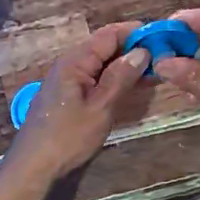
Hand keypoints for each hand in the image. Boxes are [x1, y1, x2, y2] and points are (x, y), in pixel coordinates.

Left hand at [4, 22, 148, 185]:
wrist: (35, 166)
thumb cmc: (68, 137)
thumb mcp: (100, 107)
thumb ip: (120, 77)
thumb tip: (142, 51)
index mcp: (75, 61)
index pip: (110, 34)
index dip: (136, 33)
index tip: (163, 37)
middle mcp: (70, 64)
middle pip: (106, 47)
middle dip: (134, 50)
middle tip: (165, 57)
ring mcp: (68, 81)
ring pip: (102, 65)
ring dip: (126, 67)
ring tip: (155, 72)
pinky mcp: (69, 97)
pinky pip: (95, 80)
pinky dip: (114, 80)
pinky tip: (132, 88)